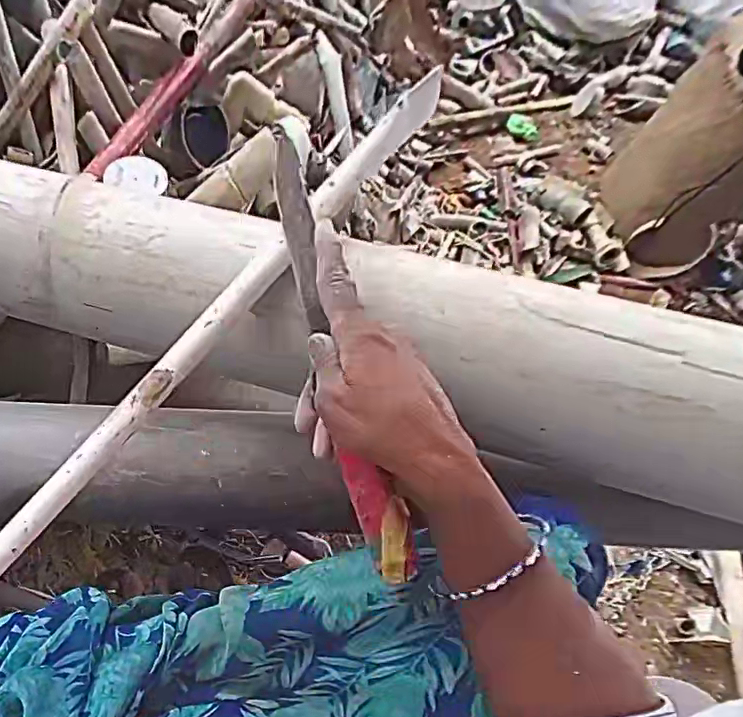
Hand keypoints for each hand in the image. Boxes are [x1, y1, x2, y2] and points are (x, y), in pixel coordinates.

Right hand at [296, 222, 485, 508]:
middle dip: (318, 389)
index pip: (338, 288)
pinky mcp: (410, 384)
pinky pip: (372, 392)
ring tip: (331, 443)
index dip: (327, 259)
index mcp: (362, 338)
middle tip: (309, 420)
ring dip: (335, 410)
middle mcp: (385, 343)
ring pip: (352, 377)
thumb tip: (318, 342)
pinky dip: (356, 414)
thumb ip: (320, 365)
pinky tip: (349, 443)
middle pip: (337, 352)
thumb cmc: (383, 431)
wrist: (432, 458)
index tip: (324, 231)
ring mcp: (401, 363)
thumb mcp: (332, 400)